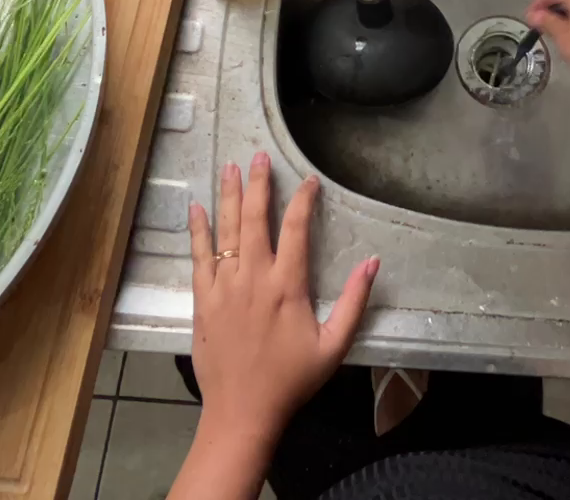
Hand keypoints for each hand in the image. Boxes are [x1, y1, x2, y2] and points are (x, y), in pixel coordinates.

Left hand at [187, 153, 378, 444]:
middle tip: (258, 157)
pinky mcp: (204, 299)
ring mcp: (224, 286)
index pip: (296, 227)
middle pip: (255, 218)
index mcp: (287, 285)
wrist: (241, 413)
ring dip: (228, 196)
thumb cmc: (291, 379)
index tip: (309, 180)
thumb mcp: (334, 345)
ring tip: (229, 167)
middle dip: (258, 184)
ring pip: (225, 230)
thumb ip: (355, 301)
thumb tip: (373, 261)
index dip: (303, 199)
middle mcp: (253, 276)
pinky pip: (199, 256)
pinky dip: (197, 230)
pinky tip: (196, 208)